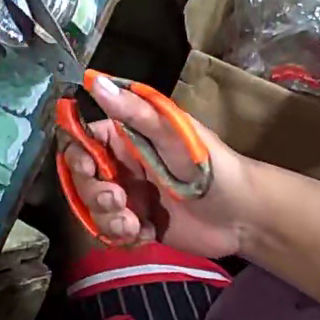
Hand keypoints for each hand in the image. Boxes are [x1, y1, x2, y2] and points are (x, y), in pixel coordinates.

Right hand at [62, 74, 257, 259]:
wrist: (242, 214)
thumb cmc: (209, 165)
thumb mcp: (172, 133)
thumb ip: (132, 111)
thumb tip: (95, 81)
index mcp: (127, 138)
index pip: (83, 140)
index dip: (77, 154)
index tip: (88, 167)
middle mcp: (123, 166)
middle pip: (83, 179)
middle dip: (95, 193)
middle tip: (119, 201)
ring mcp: (129, 197)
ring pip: (95, 210)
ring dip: (109, 220)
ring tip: (134, 225)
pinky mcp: (138, 225)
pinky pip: (112, 234)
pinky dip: (124, 238)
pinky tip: (147, 235)